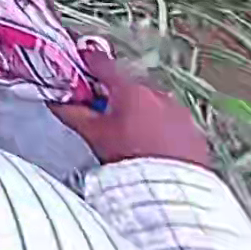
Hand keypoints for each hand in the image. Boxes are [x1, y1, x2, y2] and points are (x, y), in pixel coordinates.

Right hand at [50, 50, 211, 167]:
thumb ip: (70, 110)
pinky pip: (169, 118)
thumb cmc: (129, 156)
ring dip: (136, 106)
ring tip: (124, 125)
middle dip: (113, 90)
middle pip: (127, 83)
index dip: (88, 59)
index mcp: (129, 90)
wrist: (172, 191)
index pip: (102, 64)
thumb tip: (55, 99)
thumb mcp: (90, 132)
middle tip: (99, 103)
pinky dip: (156, 122)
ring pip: (150, 100)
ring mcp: (180, 113)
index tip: (80, 58)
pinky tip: (147, 137)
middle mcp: (158, 95)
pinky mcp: (195, 132)